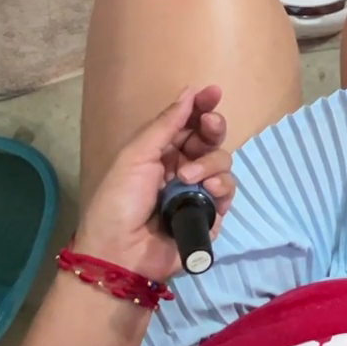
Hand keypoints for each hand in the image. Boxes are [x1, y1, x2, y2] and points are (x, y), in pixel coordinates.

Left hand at [76, 86, 236, 281]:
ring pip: (222, 163)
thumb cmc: (119, 200)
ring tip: (189, 178)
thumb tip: (190, 92)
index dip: (202, 106)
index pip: (187, 122)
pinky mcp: (210, 214)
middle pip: (210, 139)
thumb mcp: (136, 155)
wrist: (120, 253)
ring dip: (210, 163)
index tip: (214, 93)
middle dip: (213, 128)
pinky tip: (206, 191)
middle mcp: (182, 167)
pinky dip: (221, 187)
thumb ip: (166, 124)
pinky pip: (227, 191)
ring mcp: (198, 191)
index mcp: (161, 152)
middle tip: (210, 126)